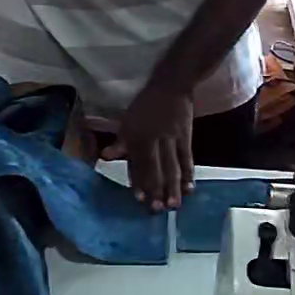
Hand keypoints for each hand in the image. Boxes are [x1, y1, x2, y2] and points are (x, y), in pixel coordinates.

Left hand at [119, 85, 193, 211]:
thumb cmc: (146, 104)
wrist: (171, 85)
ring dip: (173, 186)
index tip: (139, 199)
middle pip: (155, 168)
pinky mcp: (185, 137)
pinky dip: (189, 174)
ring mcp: (171, 138)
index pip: (136, 162)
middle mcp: (153, 139)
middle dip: (156, 189)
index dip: (137, 181)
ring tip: (174, 205)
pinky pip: (187, 158)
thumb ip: (120, 141)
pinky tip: (190, 188)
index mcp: (136, 135)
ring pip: (172, 166)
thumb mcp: (128, 120)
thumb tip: (105, 157)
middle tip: (157, 209)